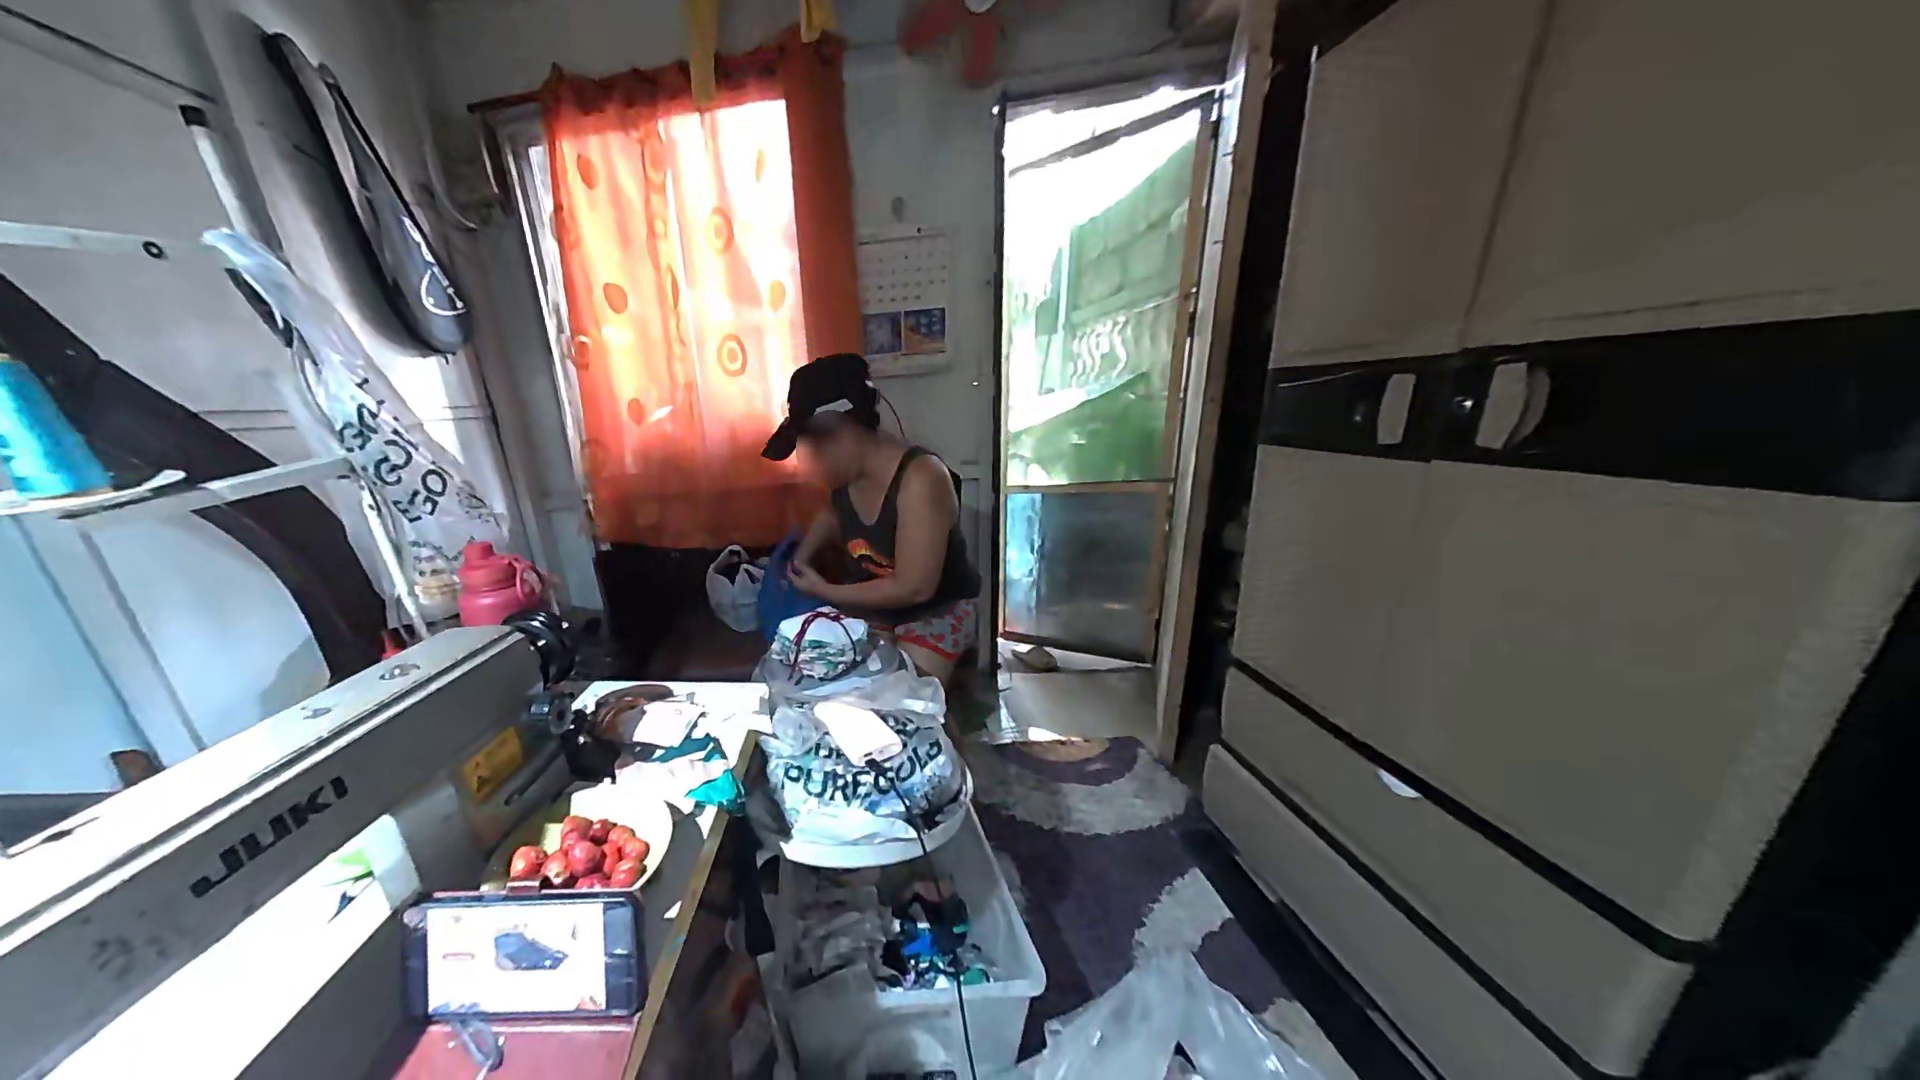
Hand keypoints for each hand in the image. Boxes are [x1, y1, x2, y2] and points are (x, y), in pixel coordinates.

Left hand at [788, 560, 829, 596]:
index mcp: (795, 581)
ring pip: (795, 580)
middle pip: (791, 577)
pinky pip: (798, 582)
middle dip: (791, 571)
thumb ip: (801, 566)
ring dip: (795, 574)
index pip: (789, 573)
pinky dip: (798, 577)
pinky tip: (802, 575)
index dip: (789, 566)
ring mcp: (800, 588)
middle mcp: (796, 586)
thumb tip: (794, 561)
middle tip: (792, 565)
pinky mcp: (805, 589)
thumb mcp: (808, 571)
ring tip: (796, 569)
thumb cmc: (814, 580)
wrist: (823, 590)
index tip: (790, 561)